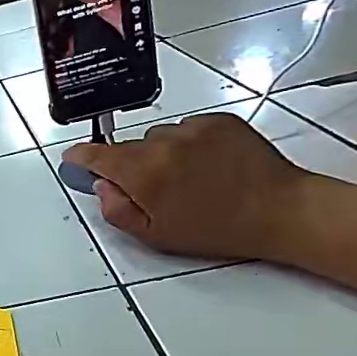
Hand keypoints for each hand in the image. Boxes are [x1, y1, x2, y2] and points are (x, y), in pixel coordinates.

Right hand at [64, 113, 314, 260]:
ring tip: (187, 178)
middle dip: (130, 165)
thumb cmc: (217, 228)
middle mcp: (163, 144)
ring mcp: (192, 129)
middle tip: (154, 190)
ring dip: (161, 153)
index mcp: (143, 173)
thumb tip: (102, 186)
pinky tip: (206, 165)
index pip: (94, 154)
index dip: (79, 158)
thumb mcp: (153, 234)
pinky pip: (186, 128)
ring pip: (157, 137)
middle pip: (127, 148)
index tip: (75, 161)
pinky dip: (188, 143)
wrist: (281, 211)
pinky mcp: (218, 121)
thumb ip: (115, 210)